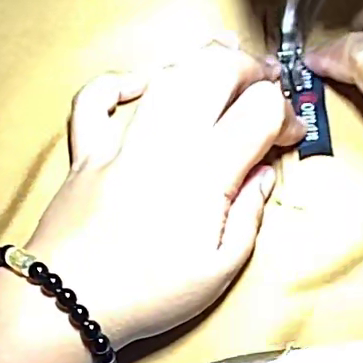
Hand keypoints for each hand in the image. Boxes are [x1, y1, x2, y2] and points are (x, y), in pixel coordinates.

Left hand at [23, 41, 306, 345]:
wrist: (72, 301)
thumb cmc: (148, 295)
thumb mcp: (218, 271)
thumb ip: (248, 218)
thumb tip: (262, 178)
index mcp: (206, 172)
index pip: (259, 111)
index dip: (285, 114)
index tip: (290, 135)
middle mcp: (166, 142)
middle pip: (216, 70)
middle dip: (251, 69)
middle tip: (266, 87)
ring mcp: (122, 140)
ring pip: (166, 73)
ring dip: (200, 61)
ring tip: (222, 62)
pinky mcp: (87, 150)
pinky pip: (96, 97)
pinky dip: (119, 82)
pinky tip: (141, 84)